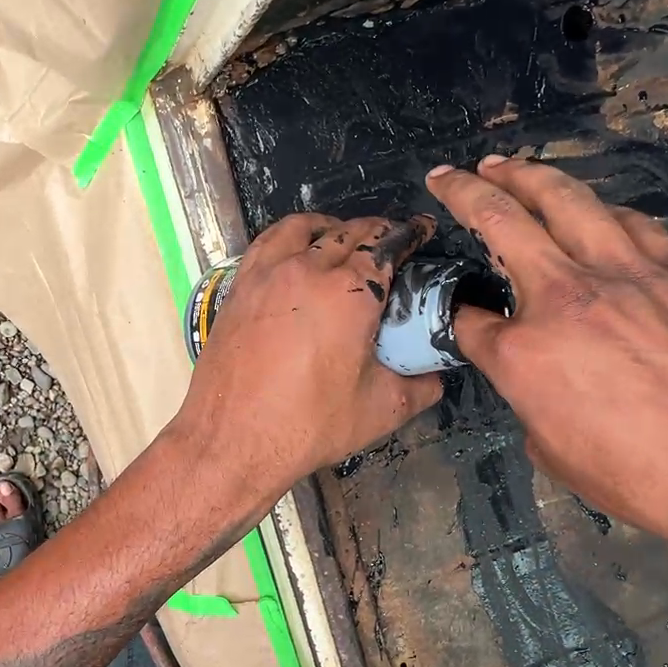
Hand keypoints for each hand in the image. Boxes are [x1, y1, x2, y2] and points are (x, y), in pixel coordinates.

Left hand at [169, 213, 444, 509]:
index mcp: (350, 293)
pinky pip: (267, 243)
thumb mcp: (381, 411)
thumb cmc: (308, 426)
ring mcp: (267, 274)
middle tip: (390, 246)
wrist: (231, 439)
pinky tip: (295, 254)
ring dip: (331, 228)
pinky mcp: (239, 286)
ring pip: (304, 228)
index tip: (420, 234)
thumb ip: (420, 385)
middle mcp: (307, 269)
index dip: (408, 236)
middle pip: (348, 233)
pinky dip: (290, 237)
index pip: (386, 245)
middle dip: (376, 232)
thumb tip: (435, 372)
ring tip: (343, 241)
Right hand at [425, 156, 667, 545]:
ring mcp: (629, 272)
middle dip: (464, 191)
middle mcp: (566, 295)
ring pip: (567, 198)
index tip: (456, 312)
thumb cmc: (657, 481)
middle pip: (501, 220)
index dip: (455, 314)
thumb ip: (535, 404)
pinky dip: (597, 208)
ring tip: (506, 165)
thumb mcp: (561, 457)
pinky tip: (592, 208)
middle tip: (444, 175)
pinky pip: (628, 221)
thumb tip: (542, 381)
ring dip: (528, 175)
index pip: (468, 318)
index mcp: (525, 353)